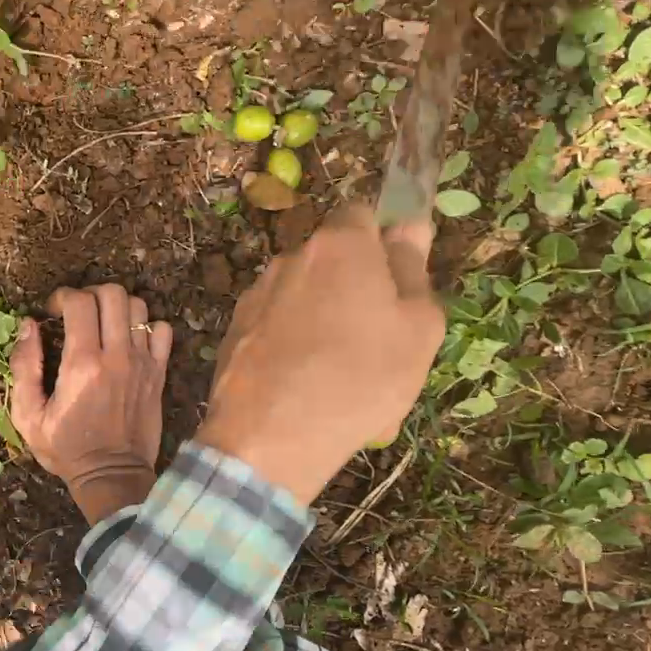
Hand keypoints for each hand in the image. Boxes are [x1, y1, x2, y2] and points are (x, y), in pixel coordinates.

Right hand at [10, 285, 173, 524]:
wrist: (112, 476)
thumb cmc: (65, 448)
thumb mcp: (29, 415)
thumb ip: (24, 367)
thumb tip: (28, 325)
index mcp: (82, 364)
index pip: (78, 302)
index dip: (61, 297)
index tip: (52, 312)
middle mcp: (116, 356)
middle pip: (113, 294)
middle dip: (90, 294)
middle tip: (77, 313)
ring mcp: (143, 363)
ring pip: (139, 307)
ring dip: (117, 307)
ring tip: (102, 323)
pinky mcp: (159, 374)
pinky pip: (162, 330)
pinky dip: (146, 326)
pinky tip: (129, 340)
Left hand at [198, 204, 443, 501]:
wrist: (270, 435)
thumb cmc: (360, 378)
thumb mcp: (417, 327)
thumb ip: (412, 269)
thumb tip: (409, 227)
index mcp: (337, 245)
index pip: (362, 215)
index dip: (382, 243)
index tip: (398, 282)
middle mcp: (288, 259)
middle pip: (331, 260)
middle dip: (354, 288)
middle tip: (380, 340)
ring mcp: (254, 295)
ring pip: (303, 297)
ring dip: (324, 322)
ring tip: (345, 377)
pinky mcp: (233, 331)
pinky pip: (276, 328)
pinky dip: (293, 348)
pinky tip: (308, 389)